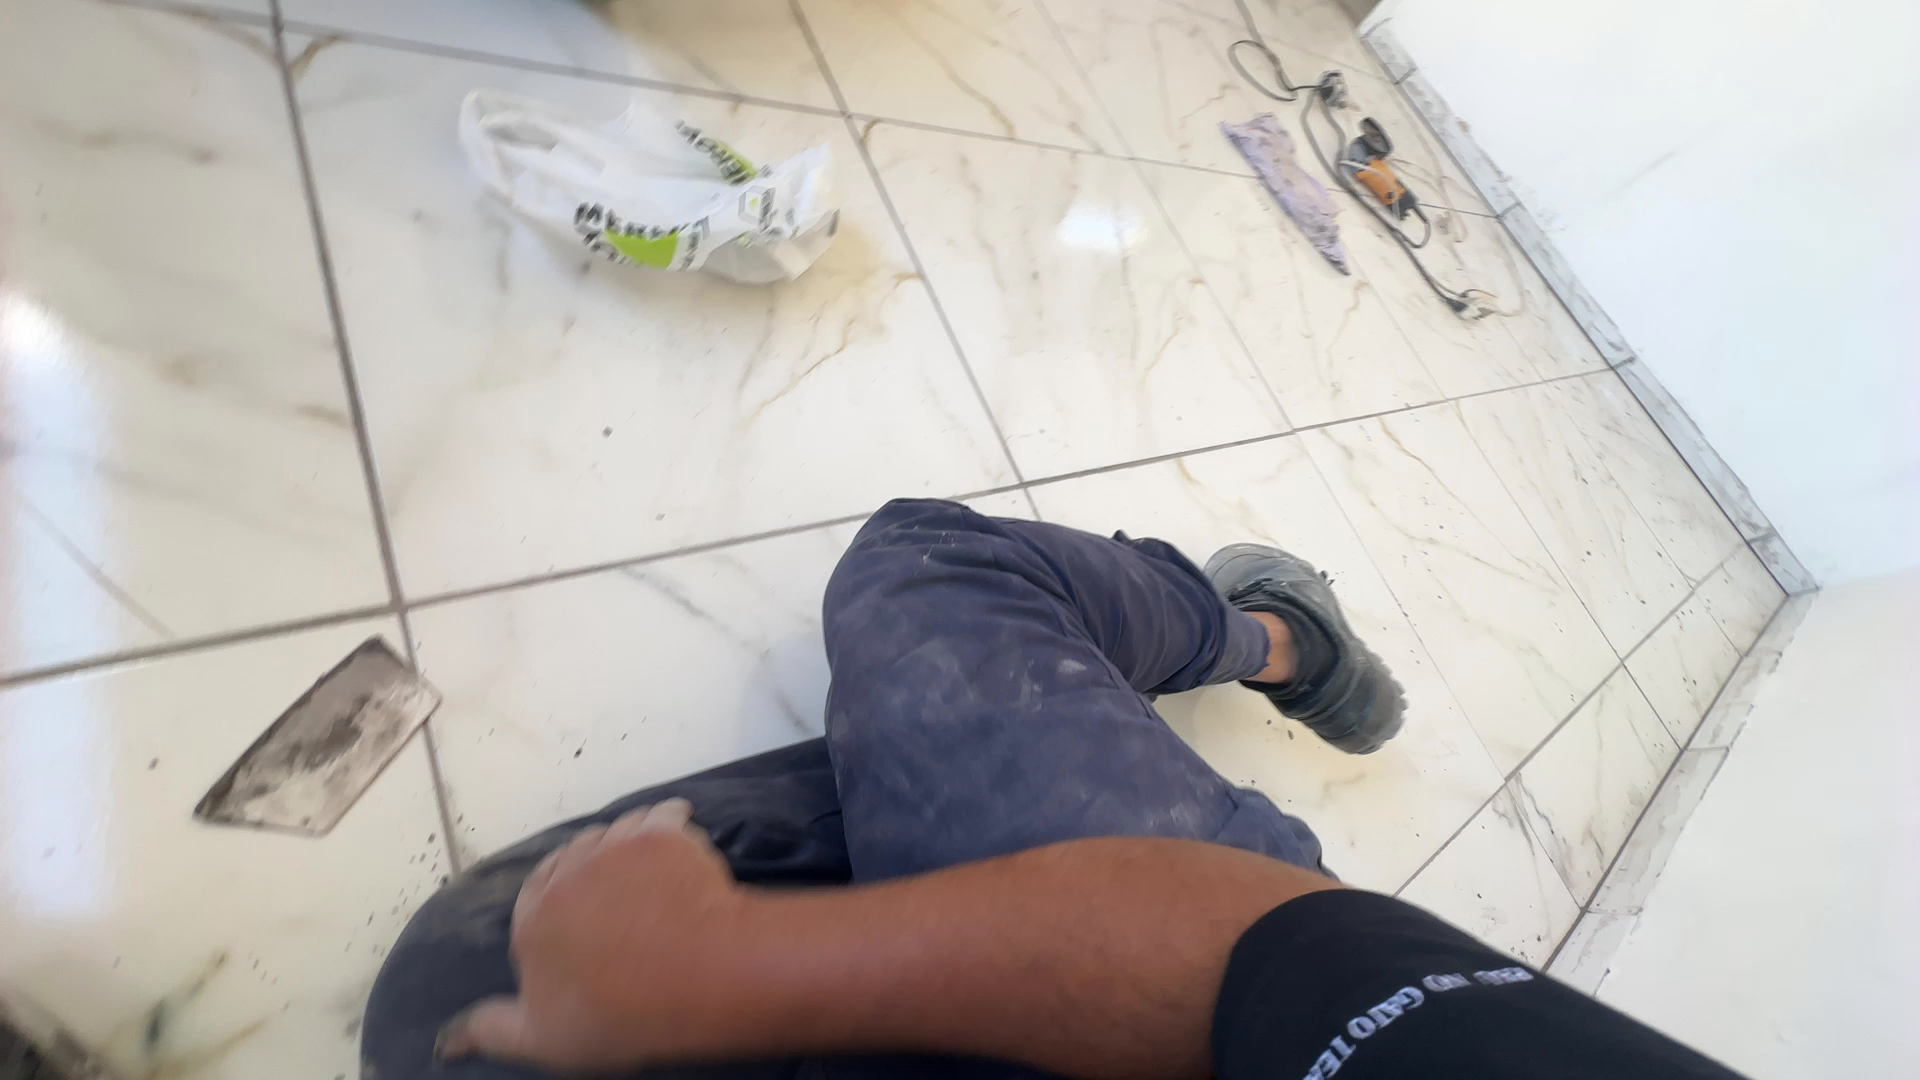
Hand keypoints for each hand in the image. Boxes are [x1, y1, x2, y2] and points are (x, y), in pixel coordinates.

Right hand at [435, 798, 747, 1071]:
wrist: (693, 973)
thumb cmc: (618, 1010)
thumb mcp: (542, 1038)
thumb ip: (492, 1028)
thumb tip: (446, 1039)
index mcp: (533, 916)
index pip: (535, 888)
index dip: (558, 893)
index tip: (581, 905)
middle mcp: (569, 872)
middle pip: (576, 853)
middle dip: (592, 866)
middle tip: (620, 888)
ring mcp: (618, 847)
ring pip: (618, 830)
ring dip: (630, 842)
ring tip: (650, 867)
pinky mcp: (663, 832)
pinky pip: (663, 813)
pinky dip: (670, 819)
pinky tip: (679, 831)